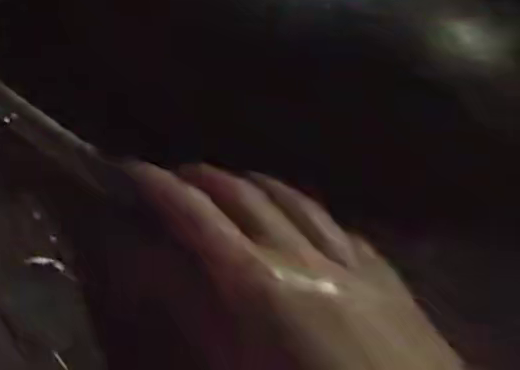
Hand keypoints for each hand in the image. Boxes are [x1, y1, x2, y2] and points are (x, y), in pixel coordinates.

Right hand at [126, 163, 462, 369]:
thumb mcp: (233, 362)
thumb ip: (189, 306)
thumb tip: (144, 256)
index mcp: (255, 279)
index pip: (187, 207)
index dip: (151, 181)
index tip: (121, 169)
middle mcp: (300, 257)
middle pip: (237, 191)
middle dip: (196, 176)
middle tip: (170, 180)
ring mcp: (355, 269)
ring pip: (293, 199)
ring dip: (252, 185)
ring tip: (230, 188)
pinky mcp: (398, 291)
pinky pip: (346, 232)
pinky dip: (310, 217)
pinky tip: (304, 228)